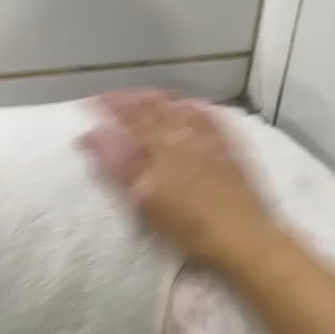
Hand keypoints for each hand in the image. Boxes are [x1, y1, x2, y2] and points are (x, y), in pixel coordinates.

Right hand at [78, 89, 279, 269]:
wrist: (244, 239)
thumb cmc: (187, 225)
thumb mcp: (143, 199)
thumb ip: (116, 164)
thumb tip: (91, 135)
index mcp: (157, 146)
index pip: (126, 117)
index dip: (107, 106)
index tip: (90, 100)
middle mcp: (181, 134)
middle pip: (151, 107)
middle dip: (130, 98)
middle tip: (114, 95)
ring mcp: (208, 139)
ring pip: (179, 107)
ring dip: (159, 98)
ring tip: (146, 94)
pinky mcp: (229, 148)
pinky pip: (211, 118)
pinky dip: (196, 107)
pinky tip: (190, 104)